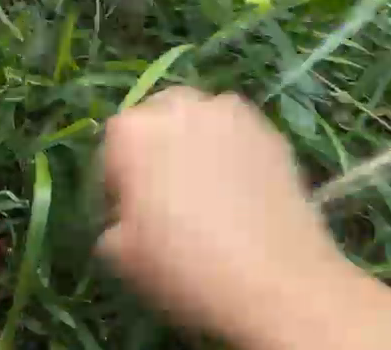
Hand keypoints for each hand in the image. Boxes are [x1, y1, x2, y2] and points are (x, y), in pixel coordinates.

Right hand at [95, 87, 355, 346]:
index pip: (111, 153)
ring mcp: (223, 111)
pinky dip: (231, 149)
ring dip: (192, 141)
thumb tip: (123, 219)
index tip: (134, 216)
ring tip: (209, 187)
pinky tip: (240, 186)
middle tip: (170, 197)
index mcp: (127, 130)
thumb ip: (109, 223)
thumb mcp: (120, 256)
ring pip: (194, 119)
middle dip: (154, 152)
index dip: (119, 186)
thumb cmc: (188, 266)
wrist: (281, 285)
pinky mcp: (267, 127)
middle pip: (151, 123)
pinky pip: (234, 131)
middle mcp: (171, 105)